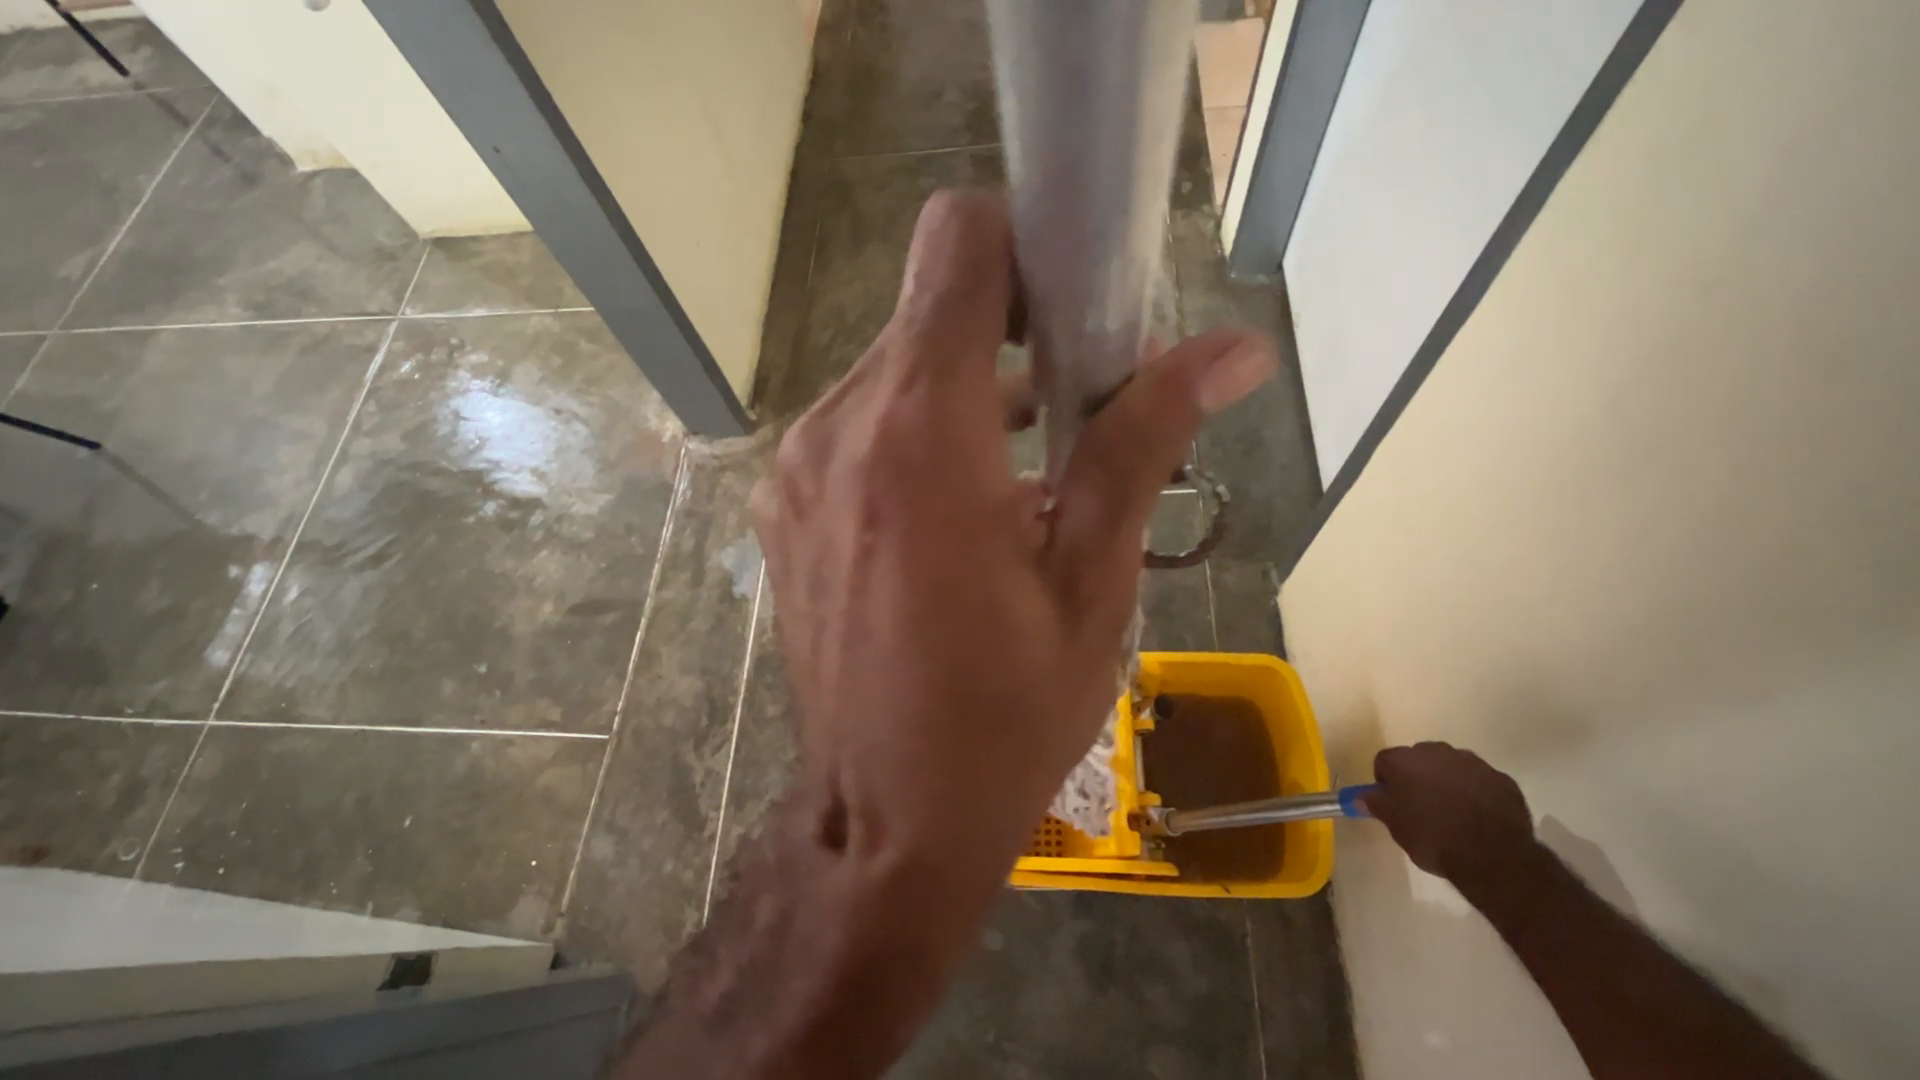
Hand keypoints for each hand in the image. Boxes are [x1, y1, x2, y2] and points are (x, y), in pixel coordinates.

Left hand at [752, 190, 1275, 890]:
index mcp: (919, 435)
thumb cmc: (1004, 717)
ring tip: (1035, 467)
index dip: (1026, 244)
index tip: (1083, 301)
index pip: (956, 243)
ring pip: (895, 369)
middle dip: (1013, 330)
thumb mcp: (1092, 582)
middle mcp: (837, 426)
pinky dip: (919, 435)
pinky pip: (860, 425)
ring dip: (969, 389)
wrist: (884, 822)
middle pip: (930, 309)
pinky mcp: (784, 504)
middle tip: (1087, 401)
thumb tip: (1235, 349)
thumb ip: (1142, 443)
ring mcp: (797, 466)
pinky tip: (964, 510)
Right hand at [1366, 742, 1536, 883]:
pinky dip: (1476, 793)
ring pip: (1452, 767)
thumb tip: (1360, 796)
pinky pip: (1480, 781)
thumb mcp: (1394, 825)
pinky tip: (1478, 817)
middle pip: (1419, 758)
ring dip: (1448, 782)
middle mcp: (1437, 752)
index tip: (1392, 804)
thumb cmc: (1432, 837)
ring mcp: (1473, 763)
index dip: (1385, 782)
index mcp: (1405, 760)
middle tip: (1421, 807)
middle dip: (1418, 776)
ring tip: (1452, 813)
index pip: (1384, 761)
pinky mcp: (1502, 779)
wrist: (1492, 855)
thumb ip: (1375, 804)